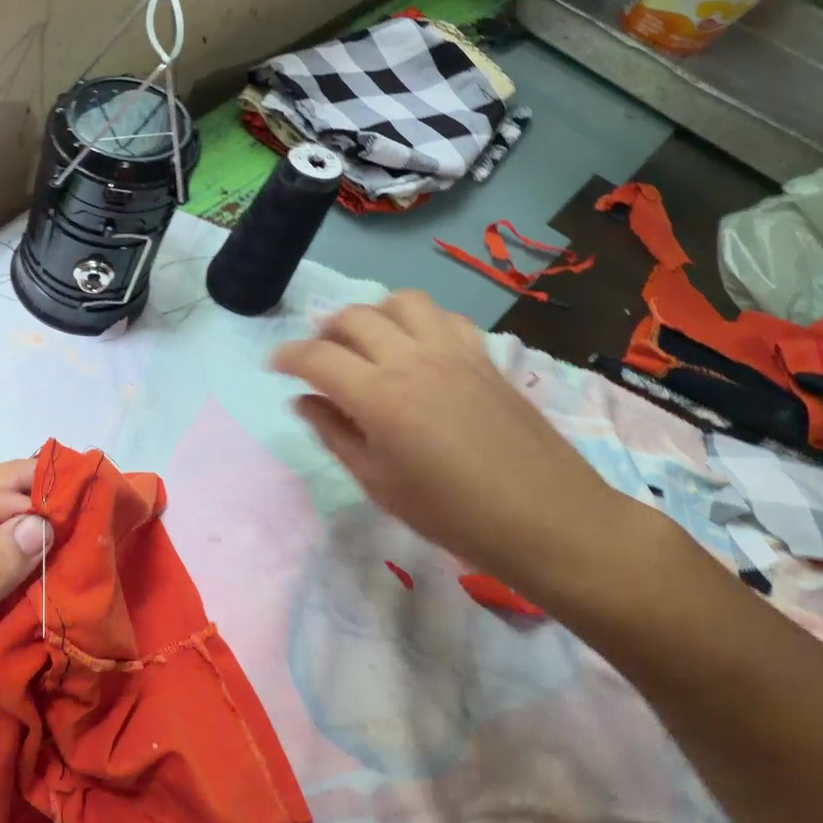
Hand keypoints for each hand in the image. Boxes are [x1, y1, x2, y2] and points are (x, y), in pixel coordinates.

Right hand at [271, 290, 635, 589]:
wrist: (547, 520)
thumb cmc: (450, 513)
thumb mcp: (376, 481)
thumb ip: (334, 433)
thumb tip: (304, 401)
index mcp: (378, 396)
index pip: (315, 357)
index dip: (286, 357)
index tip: (274, 367)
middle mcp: (412, 361)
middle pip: (353, 318)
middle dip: (323, 332)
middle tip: (318, 359)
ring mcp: (453, 353)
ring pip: (401, 302)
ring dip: (374, 315)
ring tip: (367, 343)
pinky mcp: (485, 357)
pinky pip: (444, 318)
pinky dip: (420, 323)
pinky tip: (417, 349)